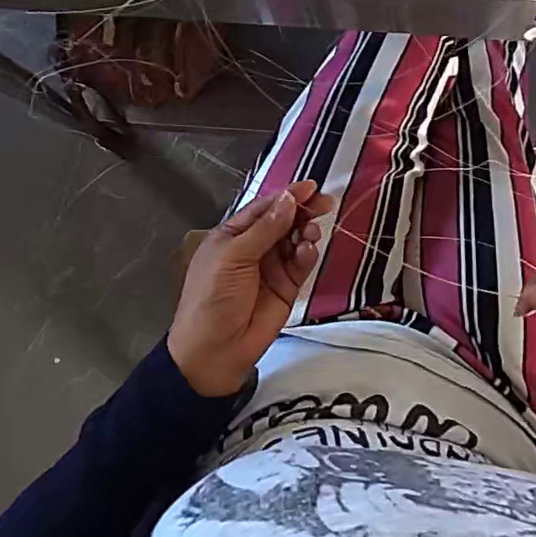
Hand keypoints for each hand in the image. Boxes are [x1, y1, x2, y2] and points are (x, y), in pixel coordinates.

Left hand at [167, 181, 335, 396]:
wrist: (215, 349)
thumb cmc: (212, 298)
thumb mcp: (233, 257)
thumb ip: (263, 229)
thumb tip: (287, 200)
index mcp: (231, 235)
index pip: (262, 209)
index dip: (285, 196)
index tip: (309, 186)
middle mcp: (252, 248)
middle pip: (282, 222)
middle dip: (302, 211)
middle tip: (324, 203)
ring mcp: (269, 268)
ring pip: (294, 241)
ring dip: (305, 232)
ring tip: (310, 232)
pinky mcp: (285, 288)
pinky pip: (301, 264)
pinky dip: (307, 254)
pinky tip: (308, 250)